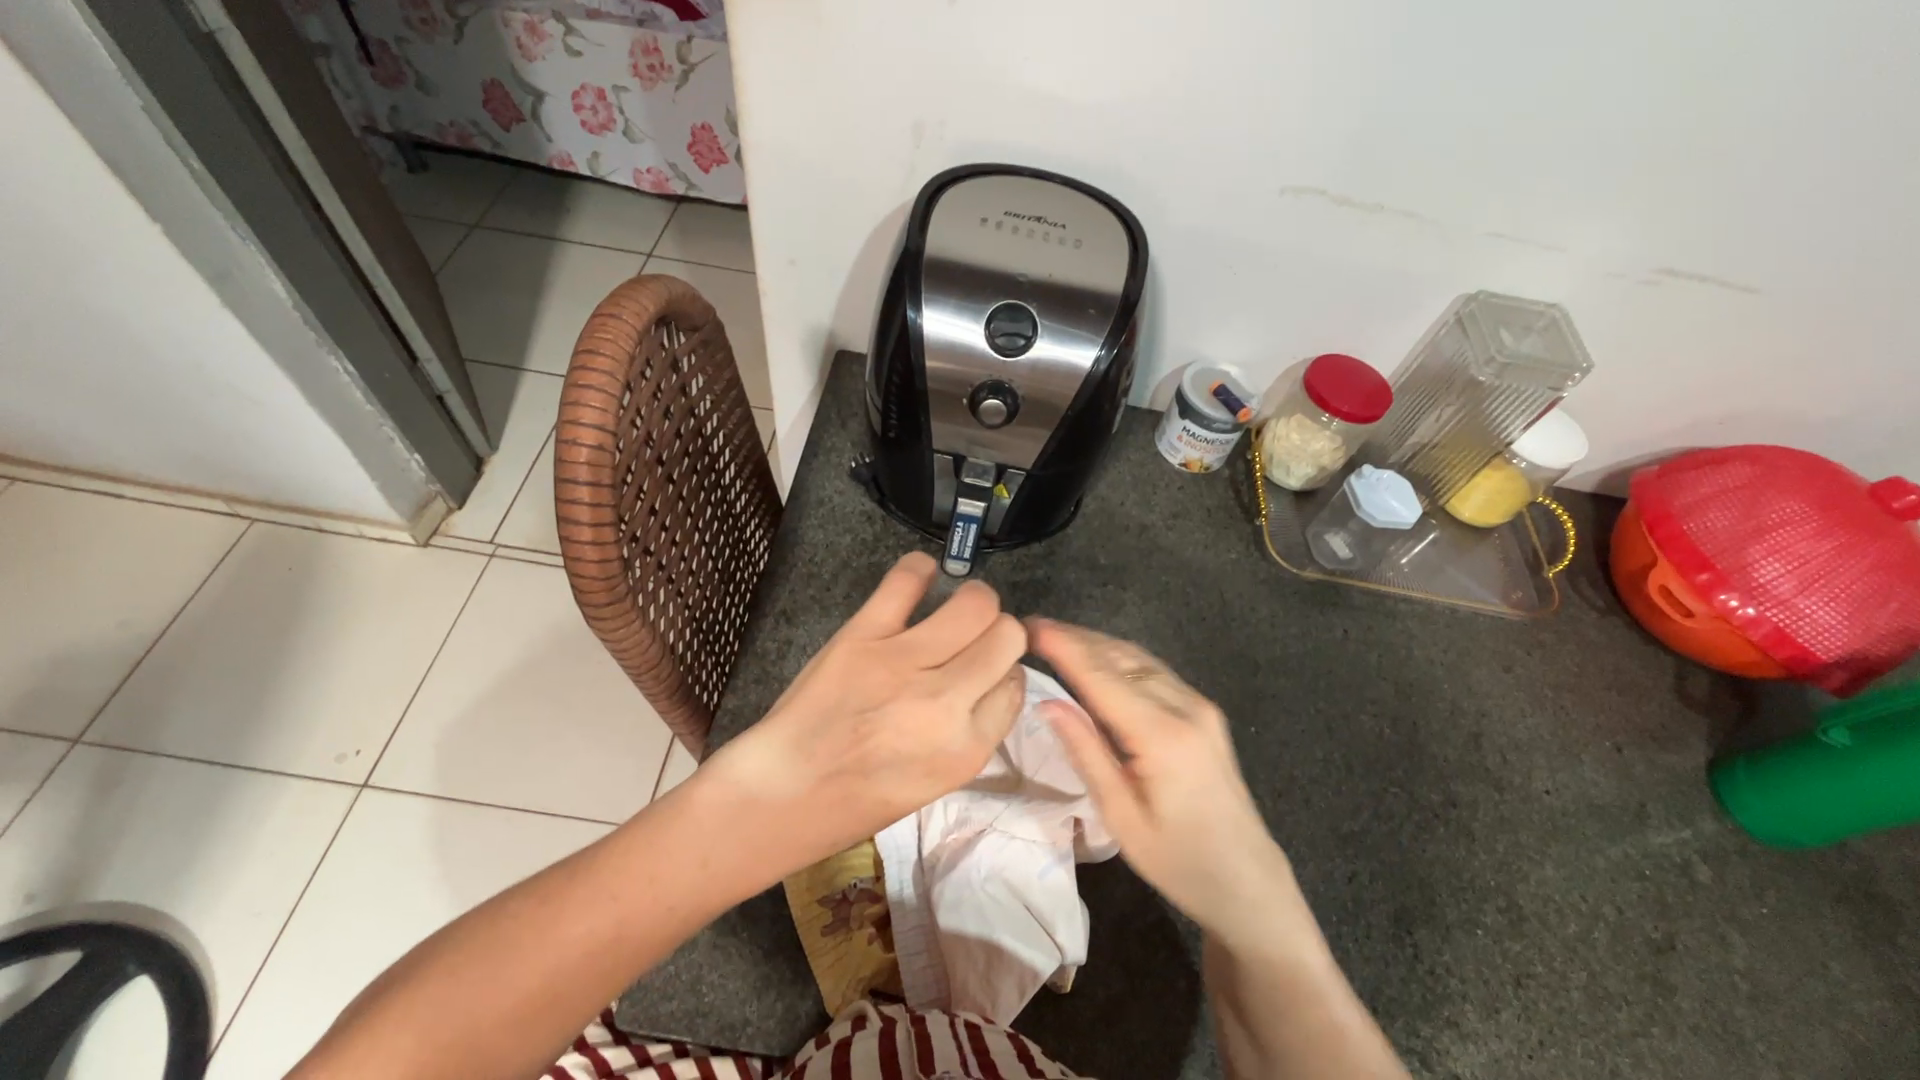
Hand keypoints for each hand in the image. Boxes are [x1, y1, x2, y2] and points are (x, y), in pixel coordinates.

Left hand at [700, 553, 1027, 869]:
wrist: (784, 793)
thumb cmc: (858, 798)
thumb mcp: (937, 781)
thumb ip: (971, 730)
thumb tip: (992, 677)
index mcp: (967, 749)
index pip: (1016, 684)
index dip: (1004, 672)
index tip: (984, 672)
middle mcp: (945, 703)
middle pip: (1007, 636)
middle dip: (998, 632)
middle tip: (972, 638)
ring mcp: (903, 664)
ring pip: (974, 603)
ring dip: (973, 601)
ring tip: (954, 608)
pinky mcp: (862, 637)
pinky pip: (906, 581)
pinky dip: (919, 570)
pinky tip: (920, 578)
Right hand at [1027, 618, 1294, 947]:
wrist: (1248, 882)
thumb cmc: (1179, 862)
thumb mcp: (1122, 817)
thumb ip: (1087, 753)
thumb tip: (1048, 703)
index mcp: (1163, 735)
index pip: (1101, 676)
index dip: (1063, 646)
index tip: (1027, 625)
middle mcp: (1186, 708)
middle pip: (1121, 658)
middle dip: (1076, 638)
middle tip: (1032, 627)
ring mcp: (1201, 708)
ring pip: (1140, 660)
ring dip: (1097, 645)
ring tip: (1056, 638)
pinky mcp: (1205, 715)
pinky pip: (1155, 673)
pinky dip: (1119, 660)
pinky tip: (1097, 662)